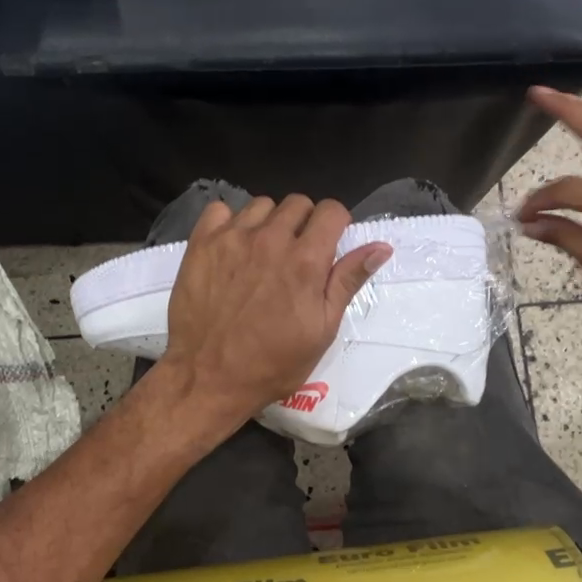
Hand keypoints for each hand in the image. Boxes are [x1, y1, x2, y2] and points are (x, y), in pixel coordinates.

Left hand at [161, 195, 392, 423]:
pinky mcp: (201, 244)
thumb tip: (380, 247)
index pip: (331, 210)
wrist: (209, 377)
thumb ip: (347, 282)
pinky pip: (219, 210)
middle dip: (304, 223)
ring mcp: (231, 238)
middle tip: (295, 255)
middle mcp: (270, 239)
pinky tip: (230, 248)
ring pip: (260, 205)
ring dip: (268, 223)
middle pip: (297, 204)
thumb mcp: (322, 329)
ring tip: (262, 253)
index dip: (335, 224)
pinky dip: (228, 222)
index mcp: (305, 260)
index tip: (329, 244)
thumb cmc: (272, 363)